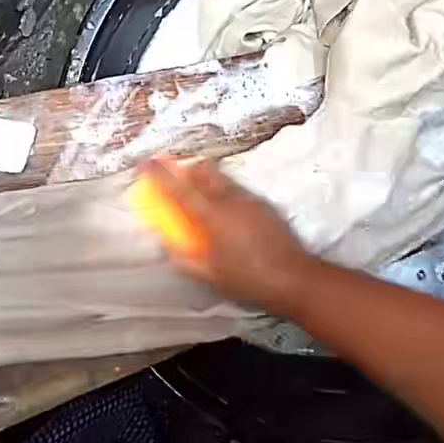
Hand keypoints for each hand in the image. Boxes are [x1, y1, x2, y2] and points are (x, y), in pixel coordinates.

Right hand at [136, 156, 319, 307]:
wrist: (297, 280)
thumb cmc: (250, 280)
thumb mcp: (210, 275)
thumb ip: (185, 259)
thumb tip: (167, 246)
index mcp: (213, 217)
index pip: (180, 190)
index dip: (160, 175)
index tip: (146, 162)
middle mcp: (231, 200)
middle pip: (204, 171)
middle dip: (185, 167)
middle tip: (173, 170)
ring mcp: (250, 199)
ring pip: (222, 177)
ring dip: (205, 176)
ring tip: (197, 186)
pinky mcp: (265, 204)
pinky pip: (237, 188)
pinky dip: (224, 189)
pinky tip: (225, 207)